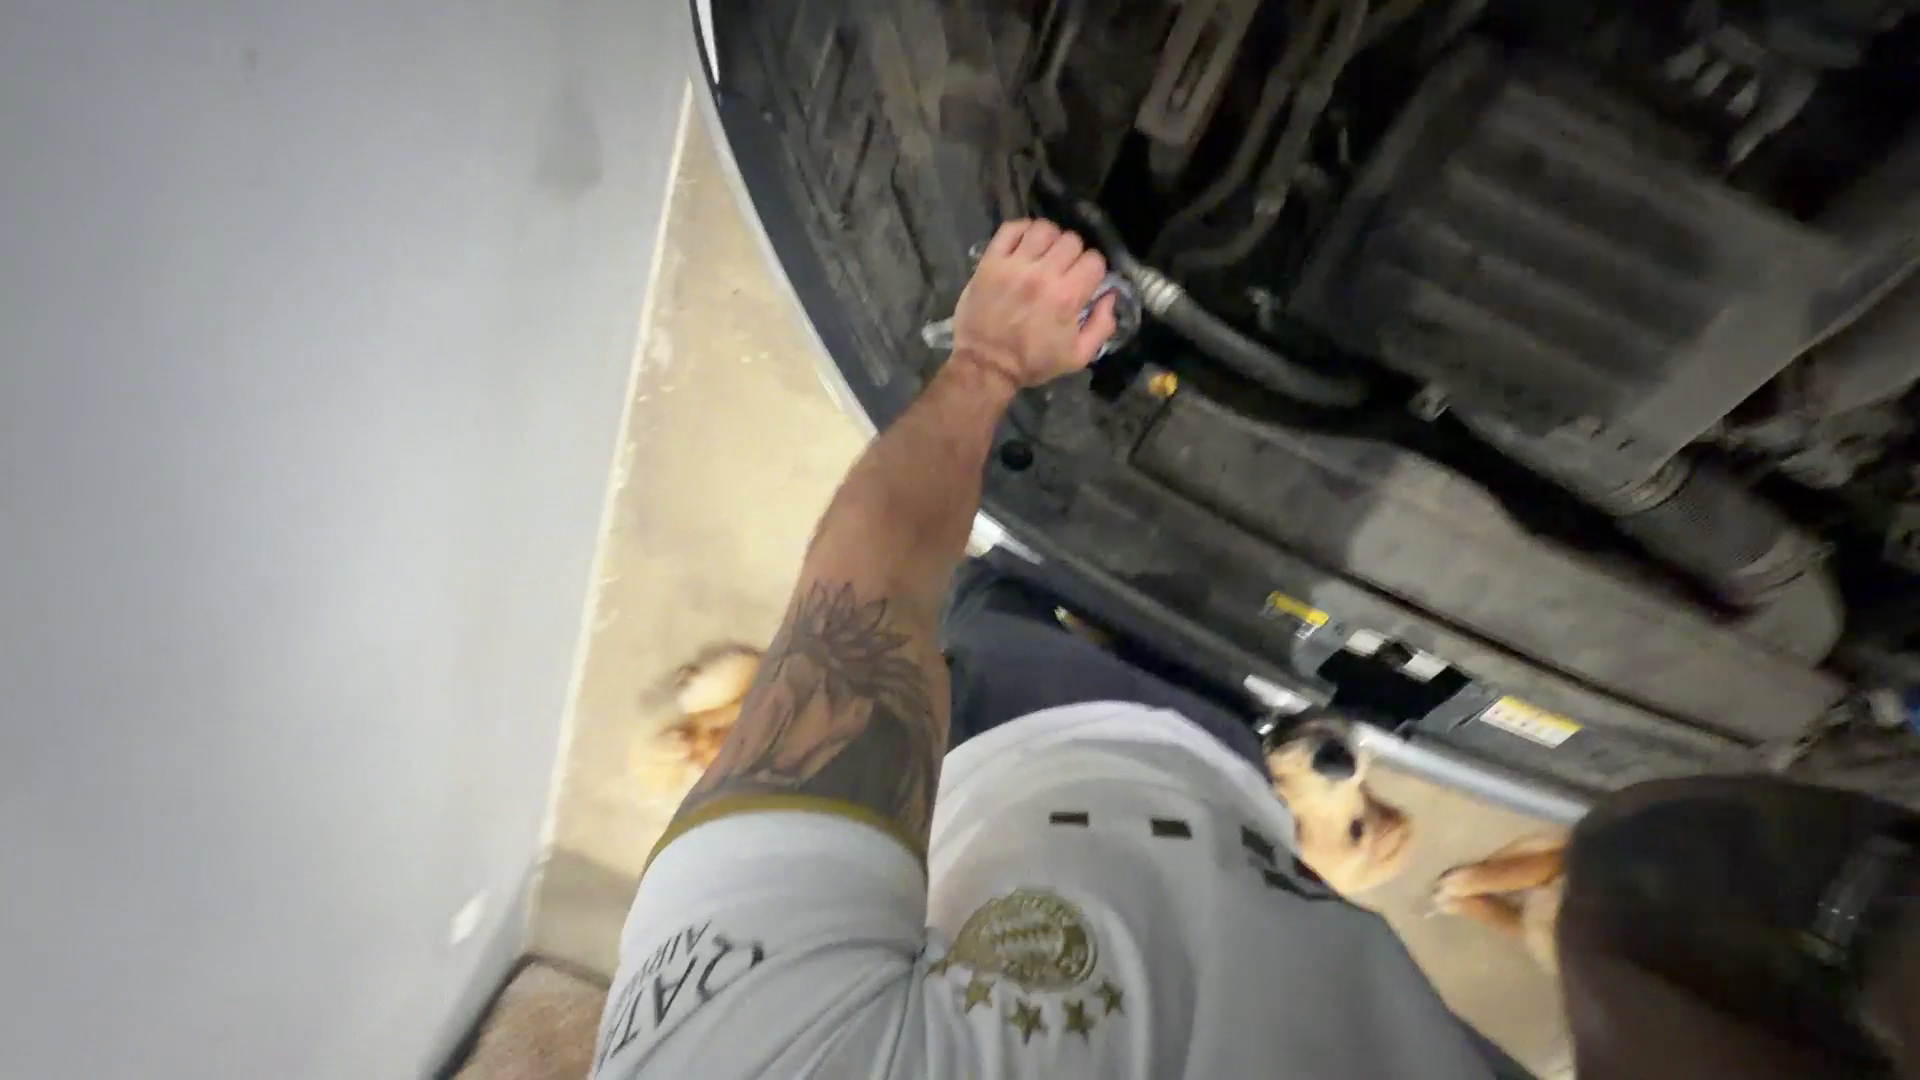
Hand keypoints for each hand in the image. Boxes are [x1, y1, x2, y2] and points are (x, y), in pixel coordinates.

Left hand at [948, 219, 1118, 391]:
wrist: (986, 365)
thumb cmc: (1032, 363)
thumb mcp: (1077, 357)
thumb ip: (1102, 326)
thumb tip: (1111, 297)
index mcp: (1067, 296)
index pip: (1094, 260)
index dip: (1093, 271)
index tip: (1083, 282)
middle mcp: (1043, 274)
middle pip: (1072, 240)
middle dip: (1073, 255)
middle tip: (1062, 271)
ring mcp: (1014, 265)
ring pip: (1043, 229)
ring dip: (1049, 240)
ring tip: (1043, 257)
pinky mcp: (990, 262)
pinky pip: (1011, 229)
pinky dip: (1021, 231)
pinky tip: (1024, 246)